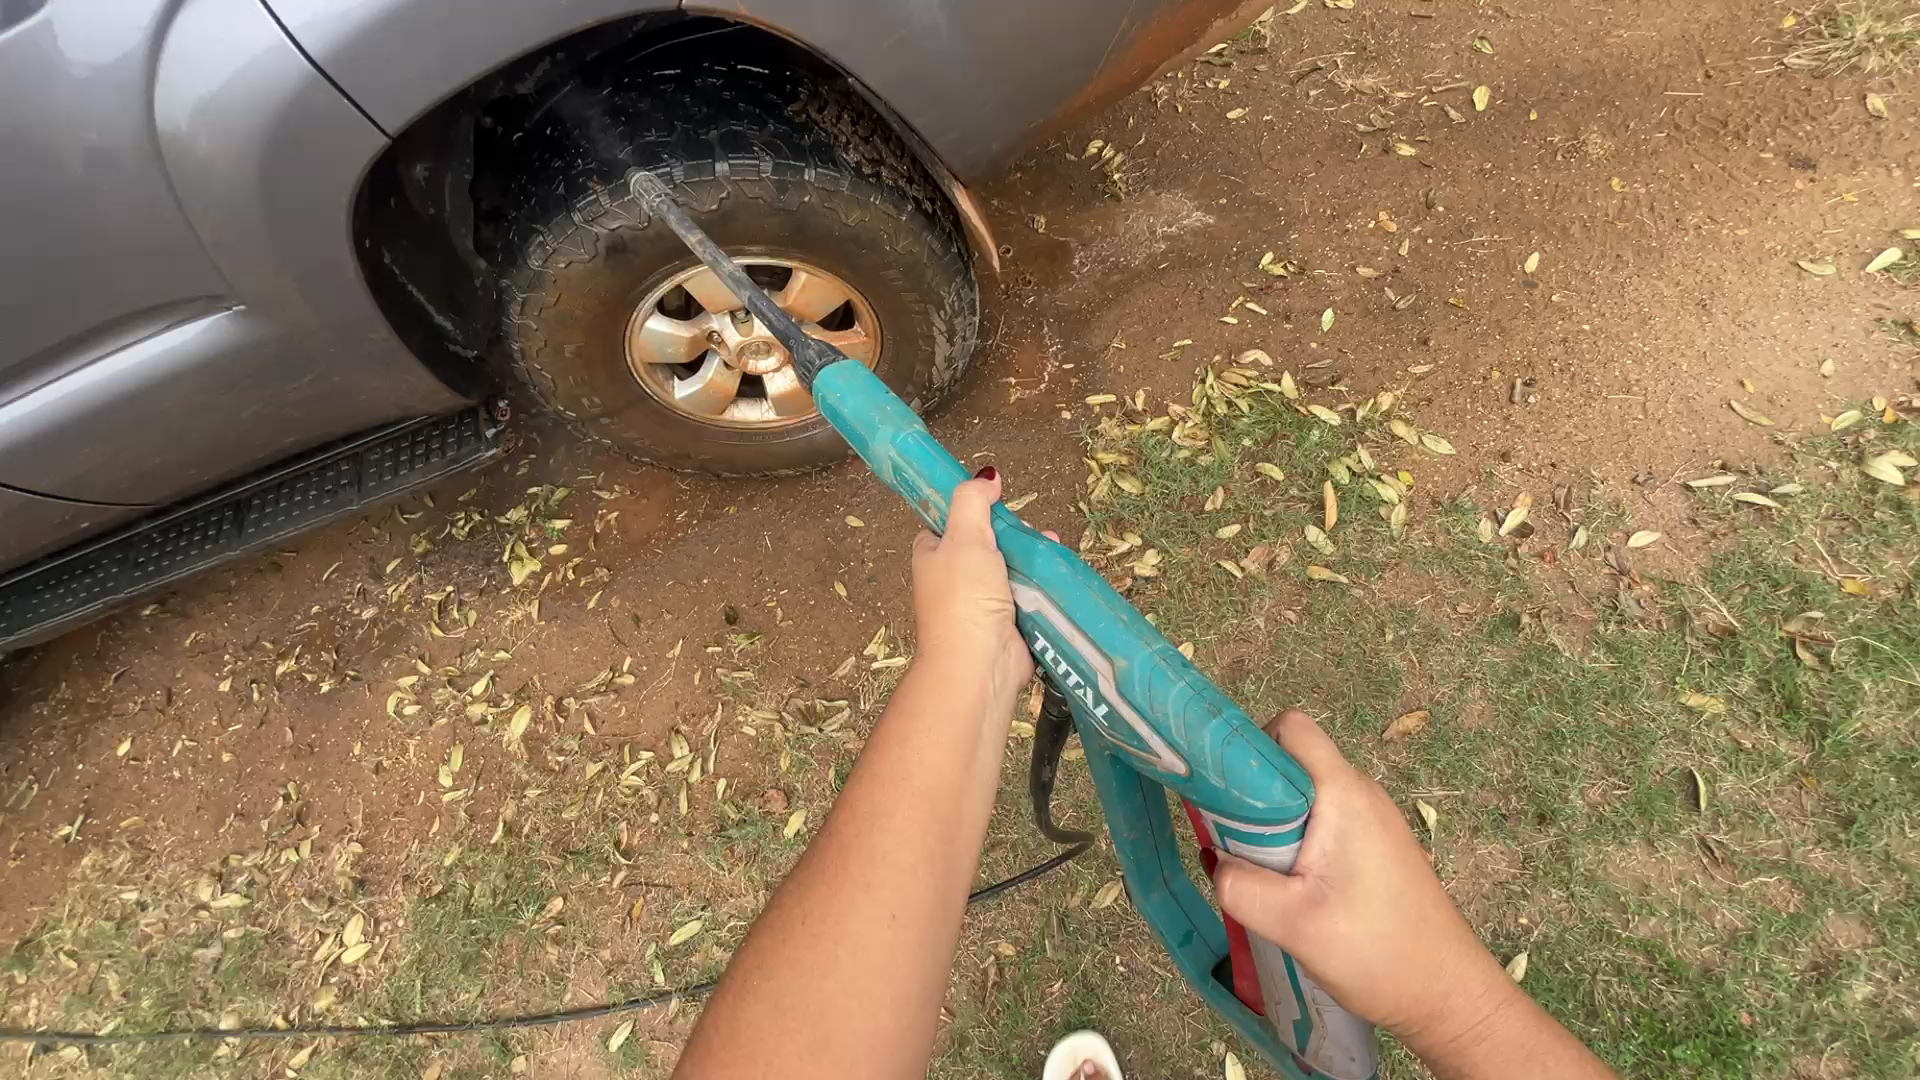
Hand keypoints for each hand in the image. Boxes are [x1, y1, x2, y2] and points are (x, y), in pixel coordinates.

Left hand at [910, 469, 1031, 696]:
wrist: (978, 664)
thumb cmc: (964, 596)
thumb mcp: (964, 536)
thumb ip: (973, 500)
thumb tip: (987, 475)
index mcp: (933, 555)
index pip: (950, 522)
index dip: (974, 509)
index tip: (998, 502)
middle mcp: (953, 578)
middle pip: (987, 543)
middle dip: (1013, 534)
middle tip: (1030, 530)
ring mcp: (981, 603)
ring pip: (1011, 568)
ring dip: (1032, 557)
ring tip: (1051, 546)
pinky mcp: (1007, 623)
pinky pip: (1027, 595)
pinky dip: (1041, 585)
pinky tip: (1057, 574)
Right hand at [1212, 712, 1523, 1055]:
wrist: (1453, 1002)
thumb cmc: (1379, 955)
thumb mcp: (1295, 926)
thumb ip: (1241, 888)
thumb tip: (1213, 860)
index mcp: (1343, 793)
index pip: (1291, 728)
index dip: (1251, 744)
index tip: (1226, 787)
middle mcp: (1360, 792)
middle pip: (1291, 760)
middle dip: (1252, 789)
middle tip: (1232, 835)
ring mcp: (1371, 817)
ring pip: (1302, 791)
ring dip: (1271, 818)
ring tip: (1258, 865)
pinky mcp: (1374, 843)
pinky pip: (1321, 816)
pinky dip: (1294, 835)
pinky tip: (1290, 883)